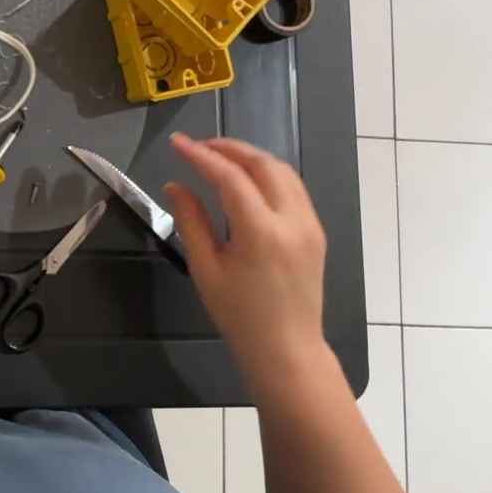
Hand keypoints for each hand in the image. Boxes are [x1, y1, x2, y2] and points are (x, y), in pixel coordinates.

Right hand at [164, 133, 328, 378]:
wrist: (286, 350)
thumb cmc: (238, 315)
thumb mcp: (205, 269)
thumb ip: (190, 221)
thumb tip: (176, 186)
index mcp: (261, 233)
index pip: (229, 177)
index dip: (201, 155)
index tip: (177, 143)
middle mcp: (292, 221)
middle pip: (263, 164)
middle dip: (228, 148)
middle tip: (198, 146)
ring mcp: (309, 225)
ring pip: (283, 172)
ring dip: (250, 157)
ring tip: (219, 157)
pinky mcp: (315, 232)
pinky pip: (292, 189)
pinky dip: (267, 174)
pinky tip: (246, 179)